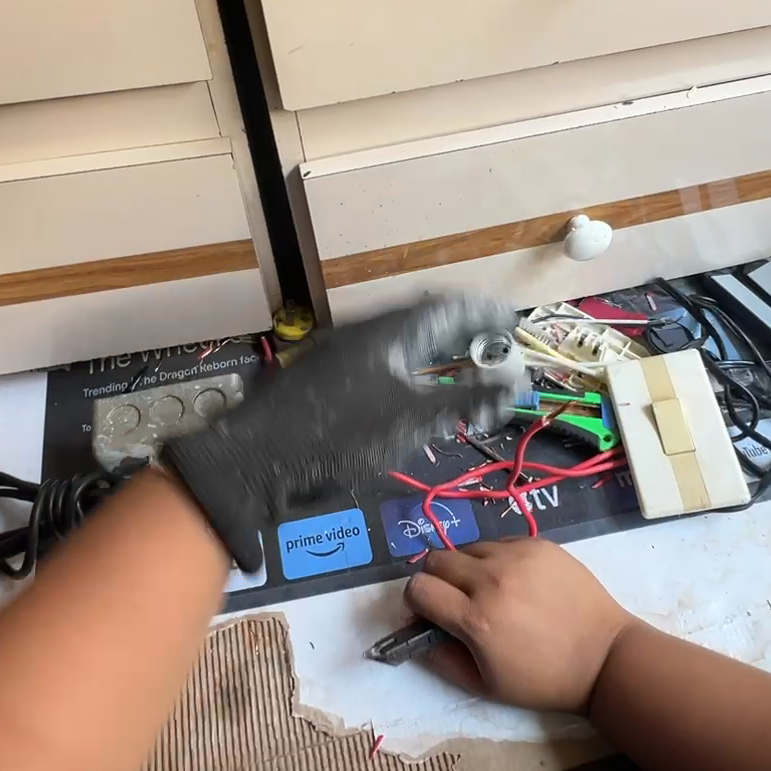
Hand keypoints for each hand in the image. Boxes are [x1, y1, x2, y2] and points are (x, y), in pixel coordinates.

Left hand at [164, 295, 521, 570]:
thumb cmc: (339, 438)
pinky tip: (415, 392)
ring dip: (436, 351)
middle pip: (424, 321)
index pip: (447, 309)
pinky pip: (383, 362)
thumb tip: (514, 384)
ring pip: (401, 343)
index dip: (483, 312)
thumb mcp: (411, 421)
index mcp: (388, 332)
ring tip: (462, 365)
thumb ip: (464, 401)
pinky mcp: (327, 379)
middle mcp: (364, 334)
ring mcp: (342, 355)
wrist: (256, 461)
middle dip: (462, 331)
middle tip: (492, 343)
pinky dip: (412, 370)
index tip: (511, 320)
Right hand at [403, 539, 634, 713]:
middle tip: (454, 598)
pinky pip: (498, 542)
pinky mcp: (537, 542)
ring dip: (466, 567)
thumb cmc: (542, 679)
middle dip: (435, 579)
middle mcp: (490, 579)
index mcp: (475, 619)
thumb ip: (442, 658)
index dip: (416, 601)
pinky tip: (515, 580)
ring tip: (488, 589)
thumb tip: (418, 630)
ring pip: (467, 547)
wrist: (603, 656)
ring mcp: (516, 556)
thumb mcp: (485, 685)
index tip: (428, 612)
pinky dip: (495, 558)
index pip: (418, 588)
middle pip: (435, 560)